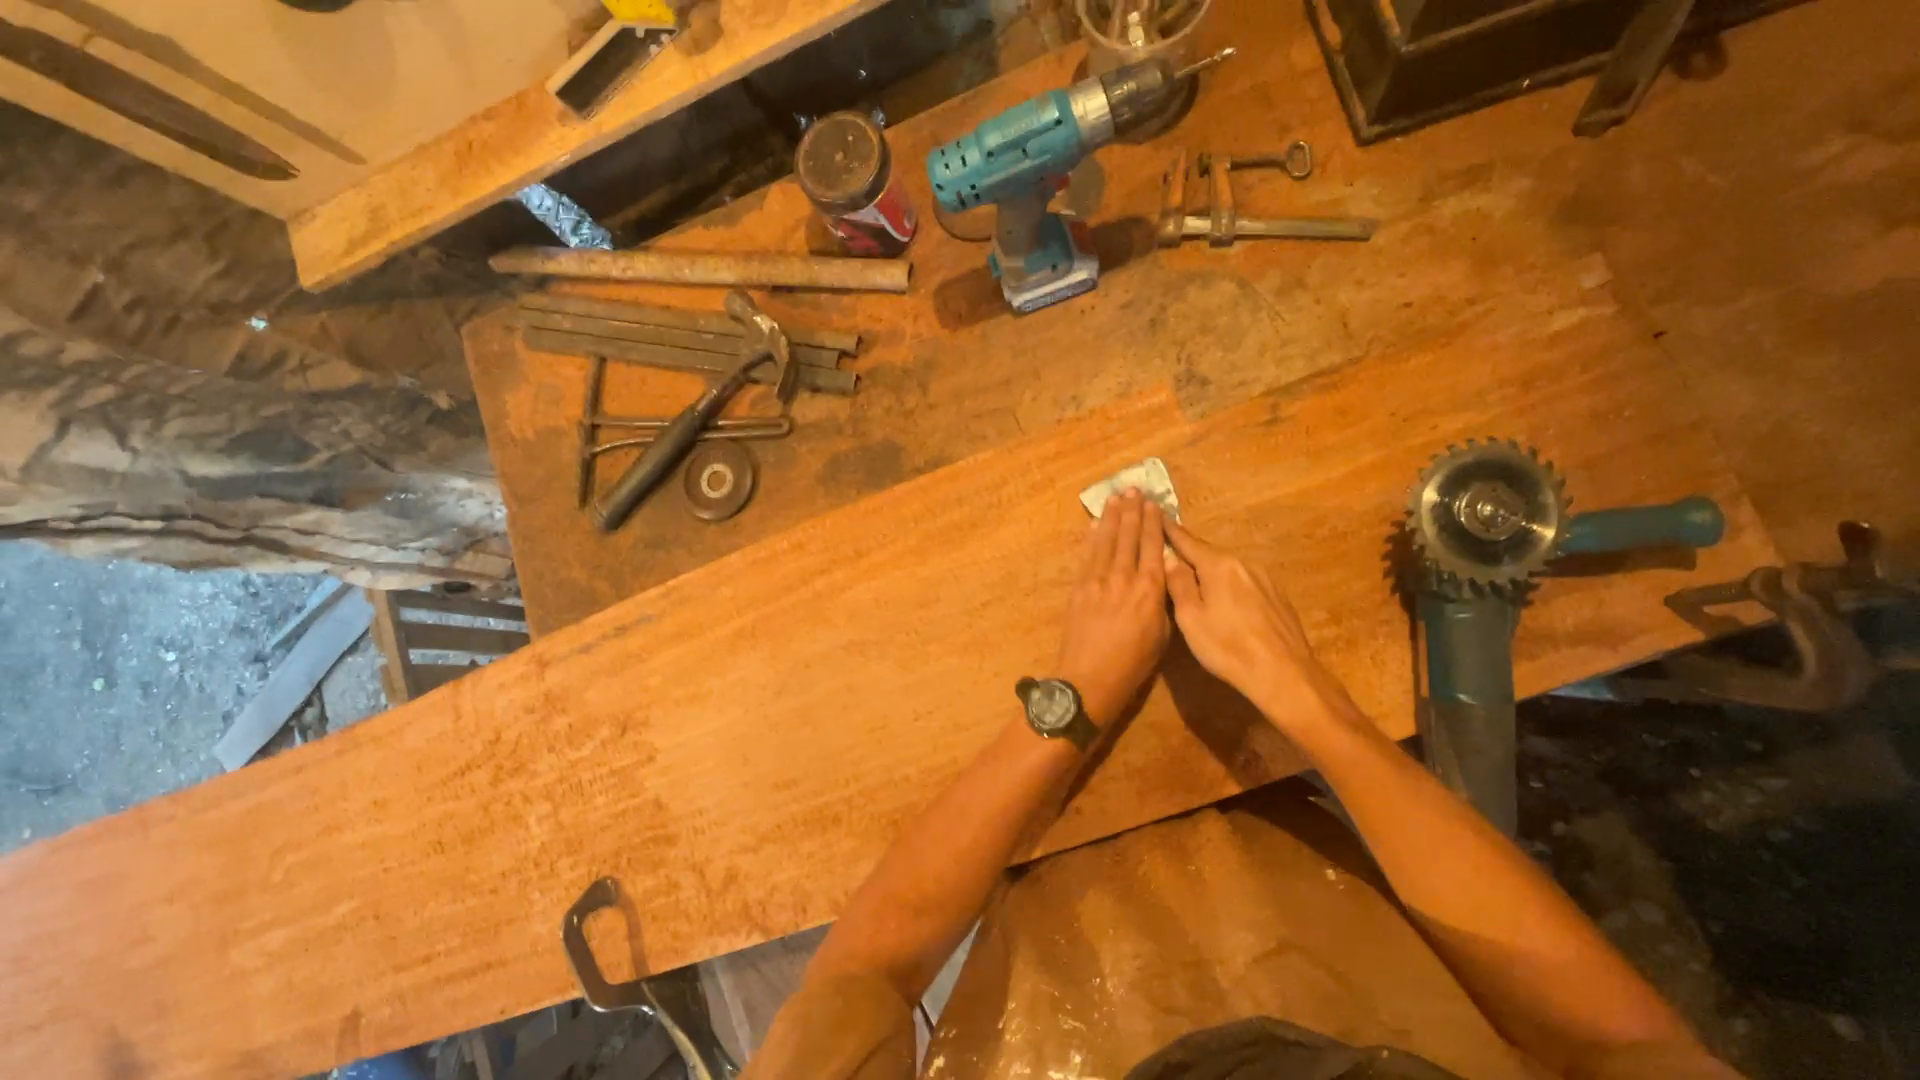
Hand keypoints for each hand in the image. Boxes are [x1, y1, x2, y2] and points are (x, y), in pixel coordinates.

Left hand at [1055, 490, 1171, 727]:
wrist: (1089, 679)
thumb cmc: (1133, 664)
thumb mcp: (1162, 636)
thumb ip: (1162, 601)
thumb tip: (1162, 576)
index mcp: (1150, 589)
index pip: (1153, 546)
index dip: (1153, 522)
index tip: (1154, 503)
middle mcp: (1124, 577)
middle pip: (1129, 536)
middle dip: (1132, 510)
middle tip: (1134, 488)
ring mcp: (1097, 580)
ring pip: (1106, 540)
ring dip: (1112, 516)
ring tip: (1116, 497)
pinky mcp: (1078, 588)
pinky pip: (1087, 555)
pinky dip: (1092, 537)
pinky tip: (1095, 524)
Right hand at [1163, 521, 1339, 717]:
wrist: (1283, 672)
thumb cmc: (1227, 647)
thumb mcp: (1191, 618)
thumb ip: (1178, 584)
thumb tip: (1169, 558)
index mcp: (1218, 565)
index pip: (1188, 541)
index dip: (1170, 531)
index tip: (1157, 517)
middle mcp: (1243, 563)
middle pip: (1209, 555)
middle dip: (1190, 556)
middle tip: (1171, 559)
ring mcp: (1264, 579)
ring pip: (1229, 570)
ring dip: (1211, 575)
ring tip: (1198, 587)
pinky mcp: (1277, 596)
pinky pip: (1246, 583)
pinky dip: (1231, 588)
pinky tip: (1228, 606)